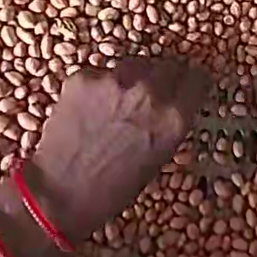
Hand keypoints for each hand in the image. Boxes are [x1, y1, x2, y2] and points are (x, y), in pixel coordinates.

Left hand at [25, 56, 208, 238]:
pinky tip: (90, 109)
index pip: (197, 80)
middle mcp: (149, 93)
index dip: (193, 82)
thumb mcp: (157, 158)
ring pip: (134, 65)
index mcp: (173, 118)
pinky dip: (100, 87)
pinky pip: (101, 74)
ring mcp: (114, 81)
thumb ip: (169, 124)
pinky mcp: (84, 77)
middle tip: (153, 93)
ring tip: (118, 103)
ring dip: (133, 79)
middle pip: (168, 66)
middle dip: (164, 78)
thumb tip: (172, 102)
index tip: (188, 84)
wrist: (60, 192)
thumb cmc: (112, 188)